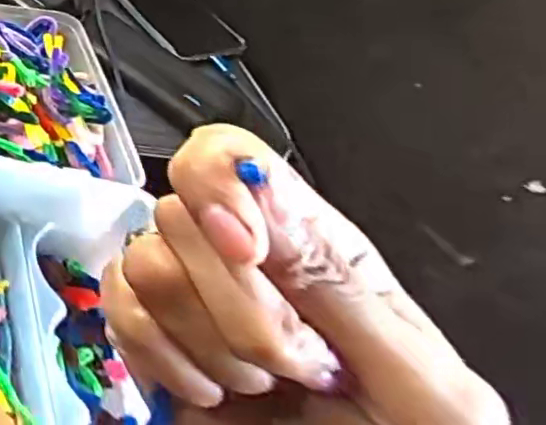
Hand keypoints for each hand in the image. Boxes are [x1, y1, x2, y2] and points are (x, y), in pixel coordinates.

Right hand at [101, 126, 506, 424]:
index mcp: (301, 238)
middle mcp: (226, 248)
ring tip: (261, 387)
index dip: (216, 181)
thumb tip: (255, 187)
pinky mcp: (142, 329)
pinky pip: (118, 309)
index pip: (225, 154)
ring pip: (144, 265)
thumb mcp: (427, 386)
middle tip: (304, 369)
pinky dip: (166, 362)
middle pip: (176, 218)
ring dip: (211, 346)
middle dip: (243, 311)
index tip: (244, 249)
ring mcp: (178, 286)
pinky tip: (211, 391)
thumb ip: (339, 282)